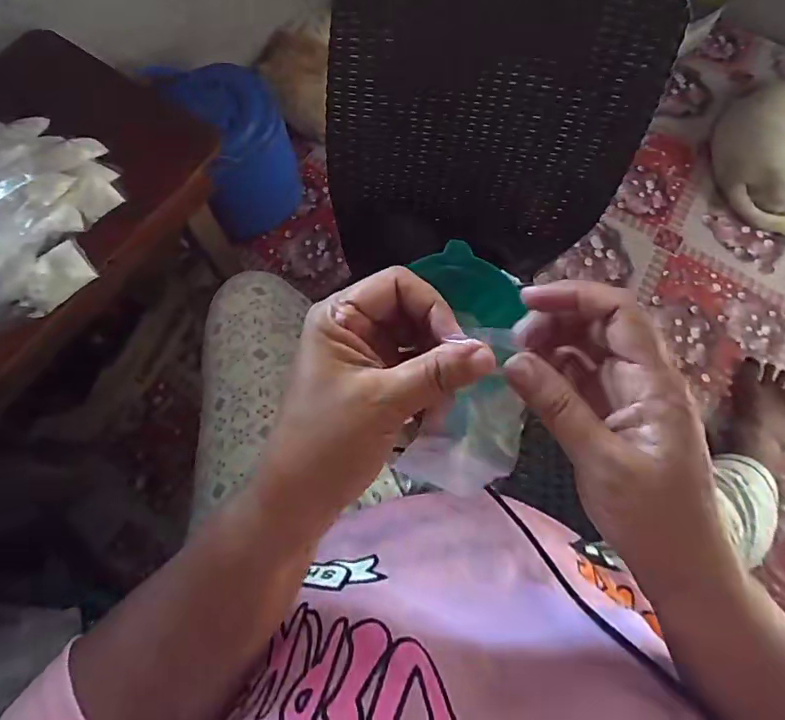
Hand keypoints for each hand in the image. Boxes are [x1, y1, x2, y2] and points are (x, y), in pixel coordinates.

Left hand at [249, 267, 496, 533]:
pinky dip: (430, 389)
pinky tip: (436, 419)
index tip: (457, 346)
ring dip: (438, 372)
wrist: (296, 501)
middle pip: (412, 312)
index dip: (433, 306)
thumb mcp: (385, 403)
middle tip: (460, 381)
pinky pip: (414, 370)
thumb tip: (488, 352)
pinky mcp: (375, 382)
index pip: (398, 283)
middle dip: (440, 344)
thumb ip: (436, 373)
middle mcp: (352, 326)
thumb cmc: (328, 443)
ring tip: (446, 409)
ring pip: (418, 343)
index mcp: (340, 315)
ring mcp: (364, 355)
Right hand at [504, 280, 738, 590]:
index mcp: (654, 382)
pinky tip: (532, 377)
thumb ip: (557, 405)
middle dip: (558, 318)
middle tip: (516, 339)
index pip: (619, 312)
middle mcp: (645, 379)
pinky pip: (584, 376)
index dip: (575, 295)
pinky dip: (556, 369)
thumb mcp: (600, 461)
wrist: (686, 572)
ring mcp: (631, 396)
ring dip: (554, 341)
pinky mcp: (617, 415)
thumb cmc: (653, 519)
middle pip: (602, 324)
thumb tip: (511, 360)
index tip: (527, 301)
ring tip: (519, 356)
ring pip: (591, 347)